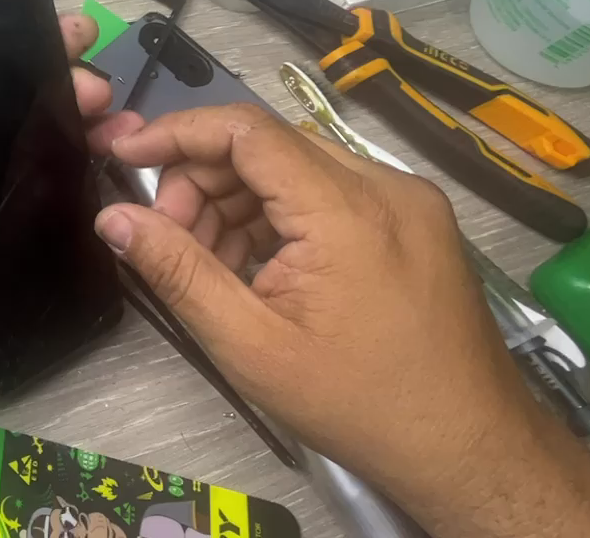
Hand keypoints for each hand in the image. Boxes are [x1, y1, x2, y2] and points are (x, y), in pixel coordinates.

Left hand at [0, 15, 116, 415]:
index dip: (10, 49)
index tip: (61, 31)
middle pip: (17, 110)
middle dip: (62, 86)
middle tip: (102, 85)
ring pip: (46, 152)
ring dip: (85, 129)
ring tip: (123, 125)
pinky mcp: (18, 248)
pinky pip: (60, 208)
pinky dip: (90, 187)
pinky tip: (122, 174)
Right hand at [93, 105, 547, 512]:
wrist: (478, 458)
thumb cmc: (362, 404)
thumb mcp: (250, 345)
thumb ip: (175, 270)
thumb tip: (111, 217)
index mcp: (348, 210)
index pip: (245, 130)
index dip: (175, 133)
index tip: (125, 157)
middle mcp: (382, 185)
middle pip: (260, 146)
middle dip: (198, 182)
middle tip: (167, 237)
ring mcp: (401, 199)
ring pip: (284, 166)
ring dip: (229, 201)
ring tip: (208, 262)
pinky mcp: (406, 218)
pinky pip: (316, 190)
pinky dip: (268, 215)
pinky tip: (249, 265)